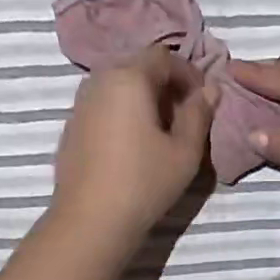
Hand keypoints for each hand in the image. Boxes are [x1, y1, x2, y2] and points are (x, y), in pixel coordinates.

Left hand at [53, 46, 218, 239]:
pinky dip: (121, 117)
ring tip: (159, 134)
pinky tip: (131, 148)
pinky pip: (102, 110)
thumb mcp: (184, 152)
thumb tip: (209, 90)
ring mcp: (79, 106)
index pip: (164, 57)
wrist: (90, 222)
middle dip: (164, 86)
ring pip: (117, 89)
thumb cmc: (144, 183)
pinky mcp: (70, 130)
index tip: (202, 101)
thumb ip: (199, 115)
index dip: (188, 73)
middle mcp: (98, 81)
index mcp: (129, 78)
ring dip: (141, 102)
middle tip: (183, 117)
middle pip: (137, 68)